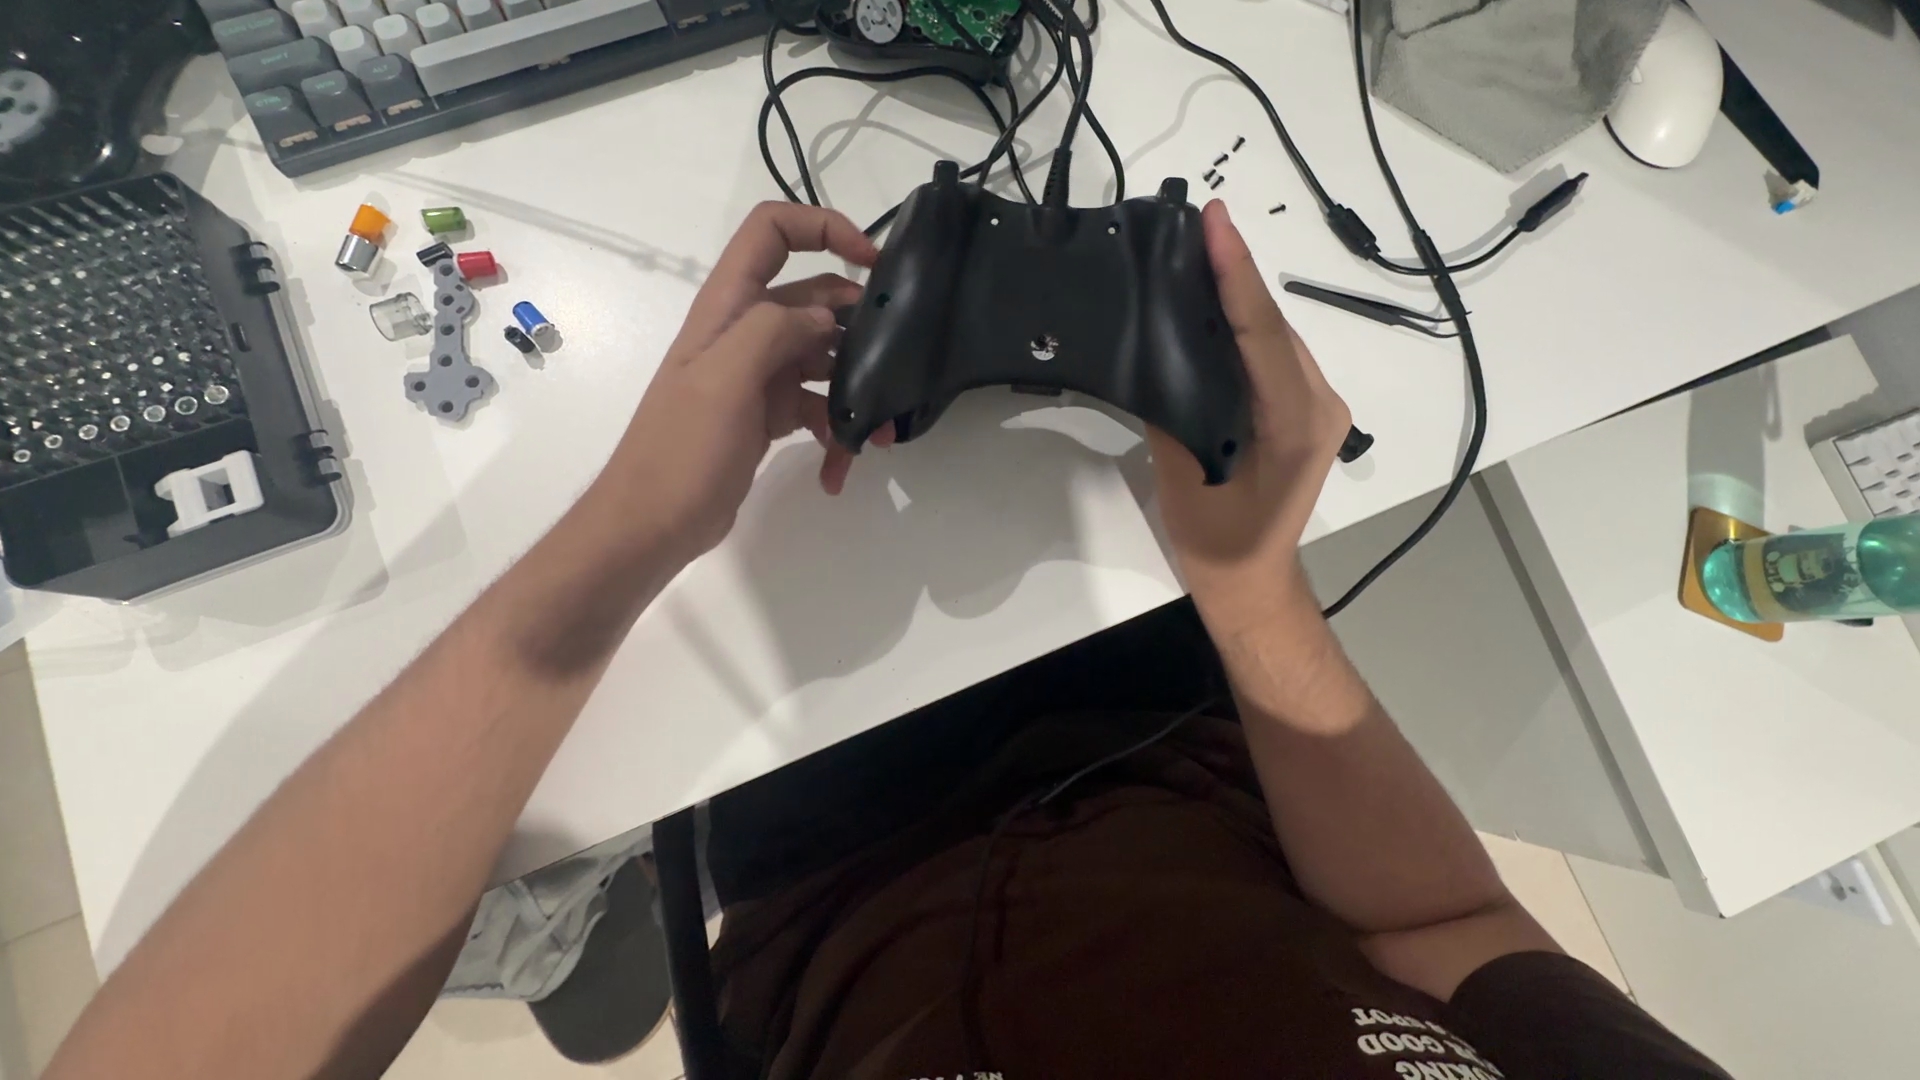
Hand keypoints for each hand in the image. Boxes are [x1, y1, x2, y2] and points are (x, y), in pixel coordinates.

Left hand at [603, 202, 895, 557]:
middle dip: (856, 326)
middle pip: (813, 300)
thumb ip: (774, 331)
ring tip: (878, 431)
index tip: (873, 261)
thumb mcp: (725, 379)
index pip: (772, 232)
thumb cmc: (683, 449)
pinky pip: (815, 406)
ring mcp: (757, 376)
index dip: (823, 228)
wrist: (654, 522)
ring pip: (822, 359)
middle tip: (893, 362)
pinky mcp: (768, 416)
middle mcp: (745, 333)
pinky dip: (835, 430)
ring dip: (854, 388)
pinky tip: (843, 464)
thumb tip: (826, 317)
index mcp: (728, 307)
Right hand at [1148, 201, 1350, 633]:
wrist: (1250, 580)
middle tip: (1192, 227)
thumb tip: (1160, 351)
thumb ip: (1178, 409)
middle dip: (1235, 275)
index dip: (1236, 274)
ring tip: (1196, 254)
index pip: (1262, 334)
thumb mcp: (1187, 477)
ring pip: (1273, 338)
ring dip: (1238, 299)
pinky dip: (1241, 330)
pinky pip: (1270, 359)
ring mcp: (1316, 407)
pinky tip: (1211, 309)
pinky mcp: (1303, 412)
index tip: (1215, 222)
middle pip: (1273, 327)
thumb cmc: (1218, 542)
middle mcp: (1320, 404)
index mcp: (1298, 422)